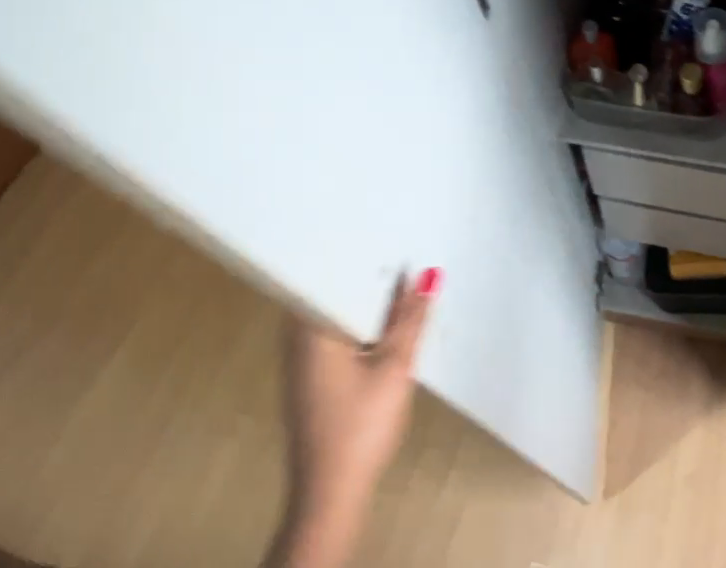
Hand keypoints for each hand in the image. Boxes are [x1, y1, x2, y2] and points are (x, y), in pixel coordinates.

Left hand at [280, 268, 437, 521]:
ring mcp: (301, 364)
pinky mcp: (311, 383)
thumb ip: (410, 319)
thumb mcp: (395, 366)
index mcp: (310, 330)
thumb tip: (428, 275)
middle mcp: (297, 341)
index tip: (385, 232)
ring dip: (366, 305)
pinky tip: (387, 327)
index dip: (356, 252)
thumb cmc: (361, 424)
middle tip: (403, 252)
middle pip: (331, 294)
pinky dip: (360, 328)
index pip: (325, 273)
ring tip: (402, 281)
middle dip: (367, 278)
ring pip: (335, 318)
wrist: (331, 493)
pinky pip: (335, 338)